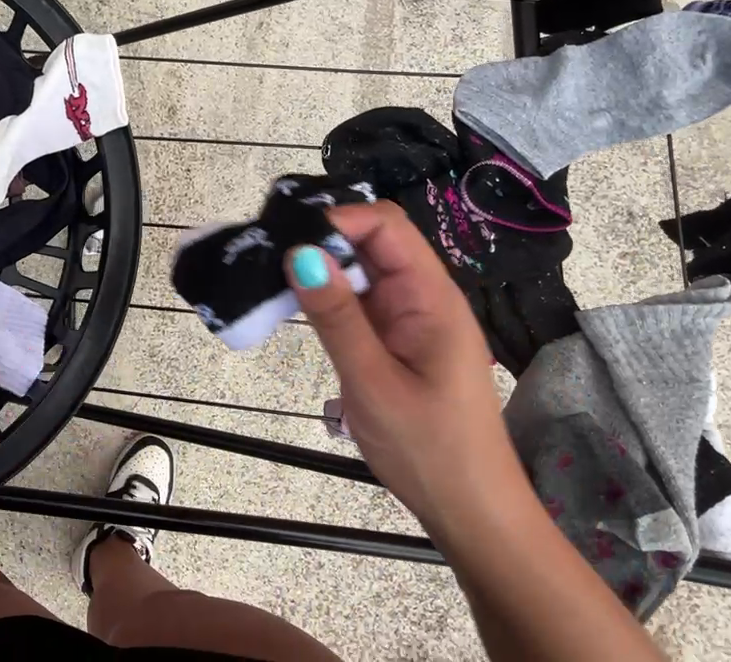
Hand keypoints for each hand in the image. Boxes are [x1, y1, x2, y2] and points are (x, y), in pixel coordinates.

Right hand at [285, 201, 525, 537]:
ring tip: (263, 275)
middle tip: (261, 253)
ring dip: (313, 266)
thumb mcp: (373, 382)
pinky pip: (352, 299)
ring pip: (355, 268)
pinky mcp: (389, 338)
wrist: (469, 511)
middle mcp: (419, 296)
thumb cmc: (429, 449)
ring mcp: (404, 317)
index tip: (283, 240)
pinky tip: (285, 304)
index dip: (335, 220)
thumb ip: (336, 316)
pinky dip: (319, 294)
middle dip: (316, 237)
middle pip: (367, 239)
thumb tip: (297, 252)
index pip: (384, 225)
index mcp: (430, 297)